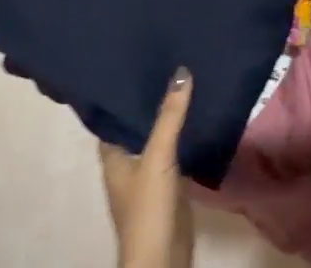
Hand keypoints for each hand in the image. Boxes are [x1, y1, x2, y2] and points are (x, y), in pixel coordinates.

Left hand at [99, 68, 193, 267]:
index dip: (122, 92)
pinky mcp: (168, 188)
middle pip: (137, 126)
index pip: (112, 116)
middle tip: (170, 66)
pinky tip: (198, 120)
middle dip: (151, 102)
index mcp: (112, 156)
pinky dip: (182, 139)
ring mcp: (147, 178)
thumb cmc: (148, 207)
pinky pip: (174, 156)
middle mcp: (126, 164)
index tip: (138, 64)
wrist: (163, 258)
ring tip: (187, 84)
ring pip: (157, 140)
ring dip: (169, 120)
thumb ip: (169, 117)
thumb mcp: (157, 157)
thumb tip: (181, 71)